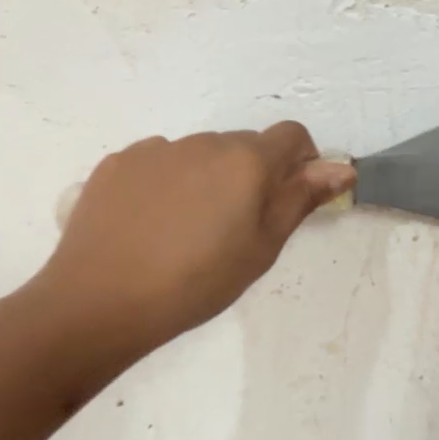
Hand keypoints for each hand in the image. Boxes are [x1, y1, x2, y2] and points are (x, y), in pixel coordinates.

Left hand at [34, 123, 353, 352]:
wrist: (97, 304)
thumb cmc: (196, 282)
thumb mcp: (262, 248)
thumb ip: (301, 199)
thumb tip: (342, 168)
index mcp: (247, 160)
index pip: (292, 135)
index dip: (301, 161)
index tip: (289, 197)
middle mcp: (205, 142)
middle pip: (245, 145)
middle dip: (252, 173)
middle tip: (236, 225)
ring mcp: (156, 150)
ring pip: (200, 153)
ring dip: (208, 177)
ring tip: (186, 229)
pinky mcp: (117, 164)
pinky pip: (158, 162)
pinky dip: (166, 182)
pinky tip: (151, 224)